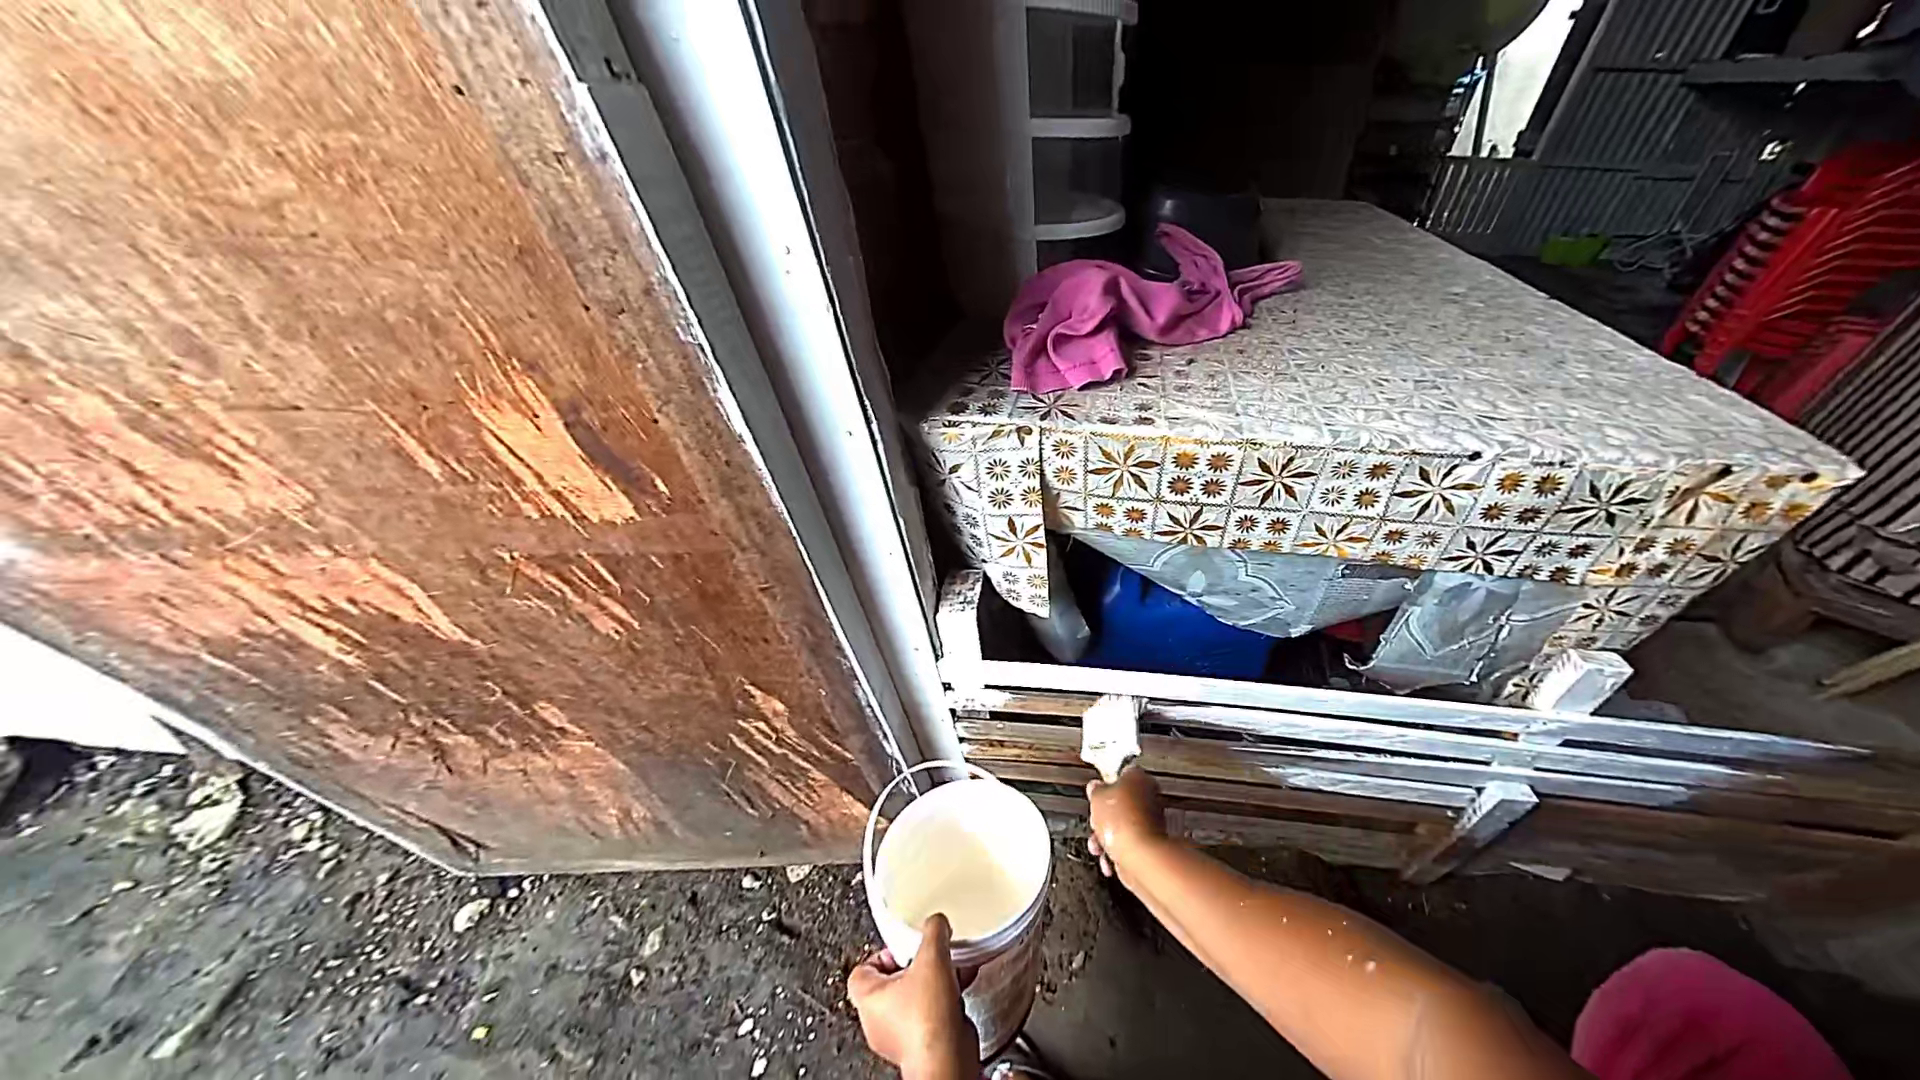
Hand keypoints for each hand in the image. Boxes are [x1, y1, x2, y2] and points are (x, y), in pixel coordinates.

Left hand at [847, 914, 977, 1079]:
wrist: (948, 1058)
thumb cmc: (926, 1020)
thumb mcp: (931, 956)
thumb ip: (933, 931)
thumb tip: (936, 922)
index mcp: (869, 998)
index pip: (862, 970)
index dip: (881, 953)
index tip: (900, 945)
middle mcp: (880, 1020)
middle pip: (892, 981)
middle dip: (914, 964)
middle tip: (927, 954)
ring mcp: (900, 1034)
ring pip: (914, 997)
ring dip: (933, 980)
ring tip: (950, 965)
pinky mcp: (923, 1042)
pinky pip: (930, 1012)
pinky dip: (944, 997)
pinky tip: (961, 982)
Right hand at [1086, 765, 1165, 876]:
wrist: (1140, 856)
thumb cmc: (1122, 821)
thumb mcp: (1097, 796)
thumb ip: (1095, 789)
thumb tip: (1095, 787)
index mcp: (1139, 778)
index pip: (1121, 772)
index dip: (1105, 782)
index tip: (1095, 791)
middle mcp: (1150, 798)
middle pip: (1119, 802)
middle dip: (1103, 815)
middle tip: (1096, 820)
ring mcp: (1151, 823)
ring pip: (1121, 826)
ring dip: (1105, 837)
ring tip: (1097, 846)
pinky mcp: (1150, 846)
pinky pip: (1127, 845)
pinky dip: (1115, 853)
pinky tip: (1108, 859)